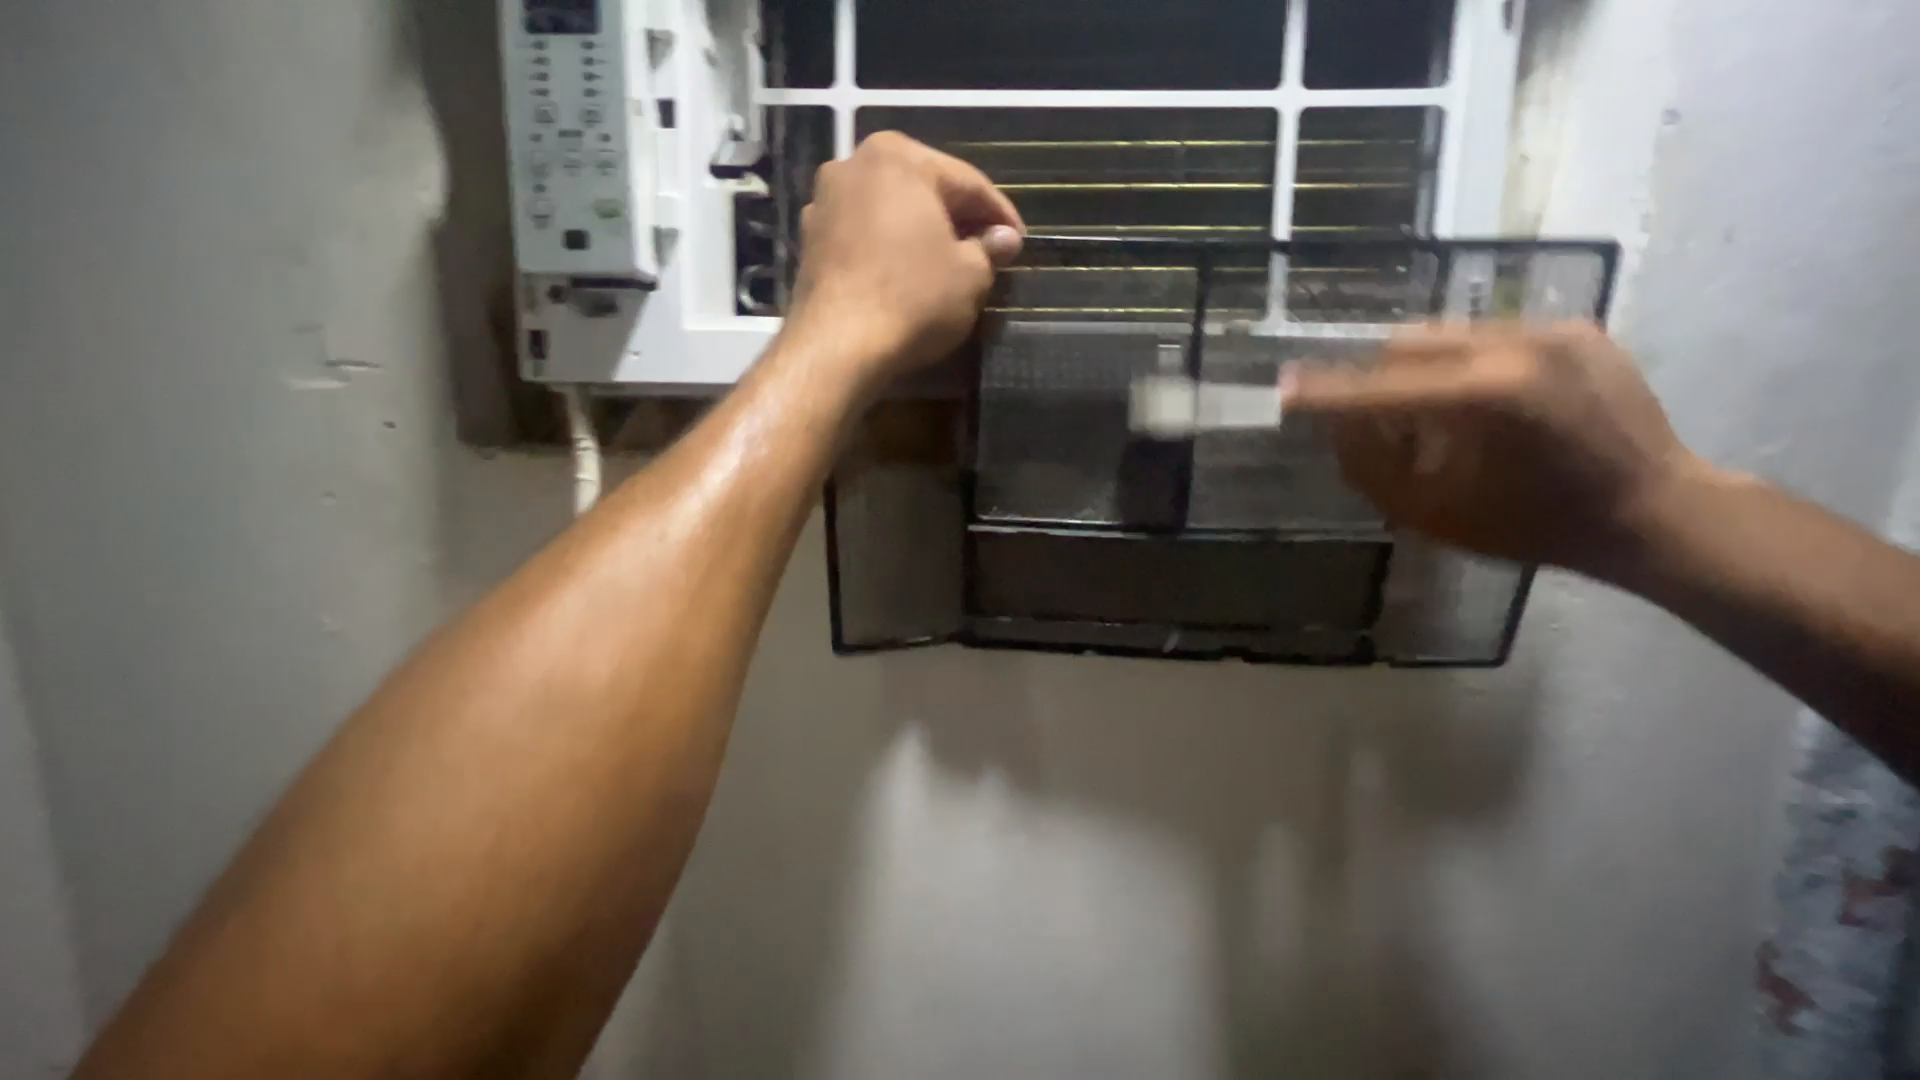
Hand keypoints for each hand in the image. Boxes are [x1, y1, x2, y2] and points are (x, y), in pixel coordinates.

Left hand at [781, 131, 1024, 387]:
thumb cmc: (913, 299)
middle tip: (987, 250)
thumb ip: (989, 249)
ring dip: (921, 233)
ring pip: (890, 212)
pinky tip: (908, 276)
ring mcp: (824, 203)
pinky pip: (864, 237)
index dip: (1000, 215)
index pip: (967, 182)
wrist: (837, 346)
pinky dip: (889, 250)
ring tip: (949, 265)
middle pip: (923, 190)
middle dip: (957, 219)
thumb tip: (1004, 239)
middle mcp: (853, 165)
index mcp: (898, 157)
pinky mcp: (809, 242)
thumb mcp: (970, 275)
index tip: (1020, 242)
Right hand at [1282, 323, 1710, 572]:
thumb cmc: (1537, 527)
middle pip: (1406, 346)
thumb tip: (1338, 425)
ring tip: (1444, 419)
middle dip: (1378, 382)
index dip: (1325, 393)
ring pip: (1446, 335)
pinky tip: (1492, 409)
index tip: (1285, 389)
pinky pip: (1491, 336)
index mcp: (1484, 398)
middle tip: (1385, 426)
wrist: (1656, 511)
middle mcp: (1516, 346)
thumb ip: (1372, 467)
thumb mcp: (1435, 514)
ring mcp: (1552, 330)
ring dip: (1423, 374)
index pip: (1378, 387)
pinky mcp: (1578, 327)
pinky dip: (1469, 367)